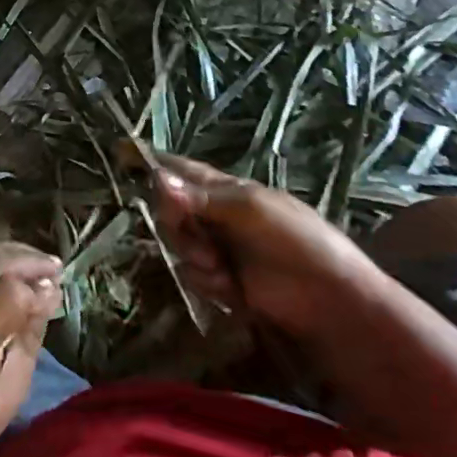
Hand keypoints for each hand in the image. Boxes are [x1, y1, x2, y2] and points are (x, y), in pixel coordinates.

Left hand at [0, 242, 60, 456]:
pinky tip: (13, 272)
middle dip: (26, 257)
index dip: (36, 284)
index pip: (8, 288)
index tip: (58, 289)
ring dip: (10, 255)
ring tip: (41, 267)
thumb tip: (49, 290)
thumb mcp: (11, 388)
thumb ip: (27, 332)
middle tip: (56, 267)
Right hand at [151, 153, 386, 338]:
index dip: (150, 161)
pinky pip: (190, 273)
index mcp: (226, 189)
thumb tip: (155, 178)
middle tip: (196, 237)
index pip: (178, 168)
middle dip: (176, 223)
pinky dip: (206, 281)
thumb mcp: (250, 210)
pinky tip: (230, 288)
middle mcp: (216, 214)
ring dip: (193, 256)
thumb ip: (200, 196)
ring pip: (176, 242)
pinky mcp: (222, 280)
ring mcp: (219, 248)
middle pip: (168, 208)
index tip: (119, 152)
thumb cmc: (300, 243)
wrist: (337, 304)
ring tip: (221, 270)